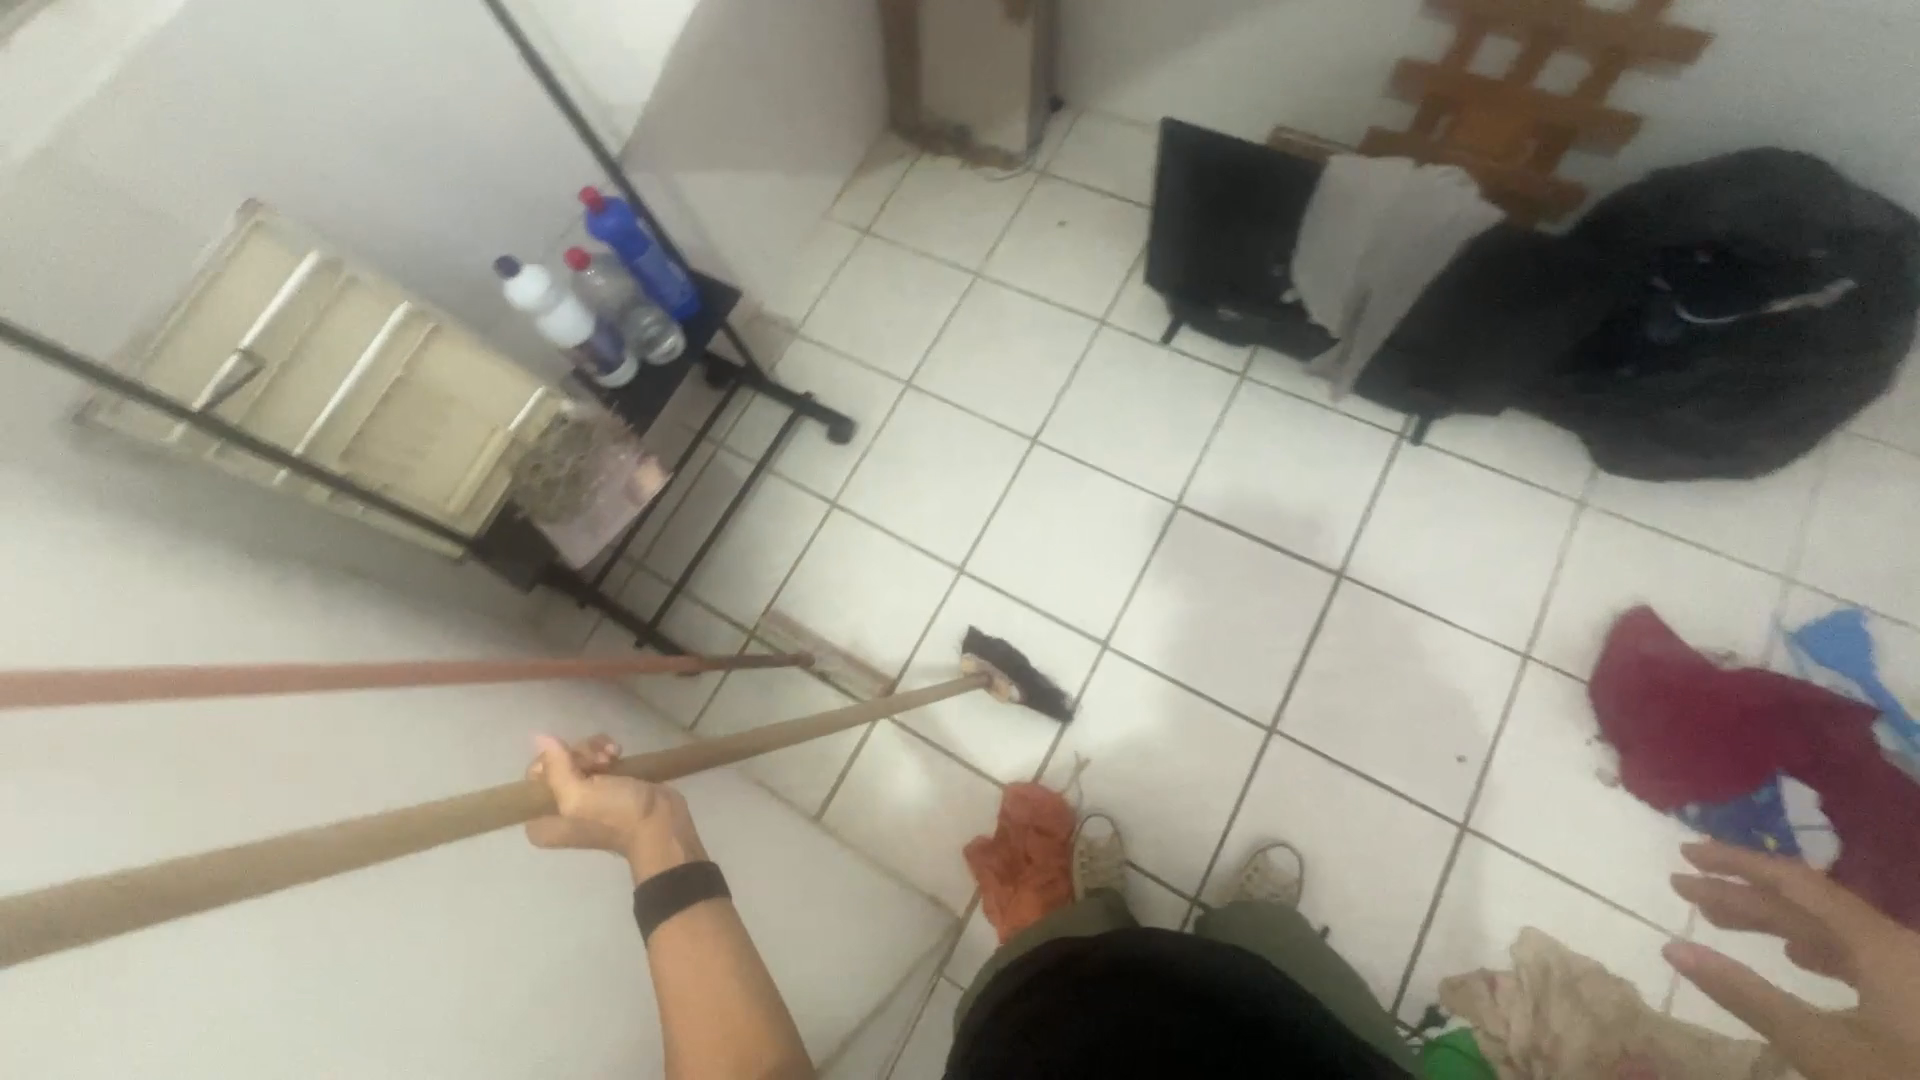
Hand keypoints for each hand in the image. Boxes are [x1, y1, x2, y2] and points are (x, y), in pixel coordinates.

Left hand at [525, 733, 706, 882]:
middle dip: (581, 754)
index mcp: (541, 822)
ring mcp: (584, 797)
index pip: (535, 775)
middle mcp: (558, 809)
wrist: (660, 824)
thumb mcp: (579, 795)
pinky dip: (607, 752)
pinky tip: (620, 753)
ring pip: (579, 757)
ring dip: (596, 750)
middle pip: (558, 763)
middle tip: (602, 761)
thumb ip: (556, 768)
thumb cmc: (616, 815)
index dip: (557, 761)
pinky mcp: (606, 786)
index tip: (581, 764)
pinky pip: (597, 760)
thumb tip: (538, 736)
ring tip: (614, 756)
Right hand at [1666, 840, 1919, 1079]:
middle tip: (1684, 891)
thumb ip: (1746, 994)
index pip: (1795, 881)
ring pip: (1833, 930)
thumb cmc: (1901, 1078)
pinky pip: (1861, 954)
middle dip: (1742, 895)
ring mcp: (1916, 972)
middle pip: (1809, 905)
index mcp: (1883, 946)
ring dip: (1773, 922)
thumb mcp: (1821, 1047)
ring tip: (1720, 922)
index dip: (1736, 862)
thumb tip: (1671, 948)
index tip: (1684, 853)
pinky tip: (1796, 958)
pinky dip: (1815, 947)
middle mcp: (1903, 947)